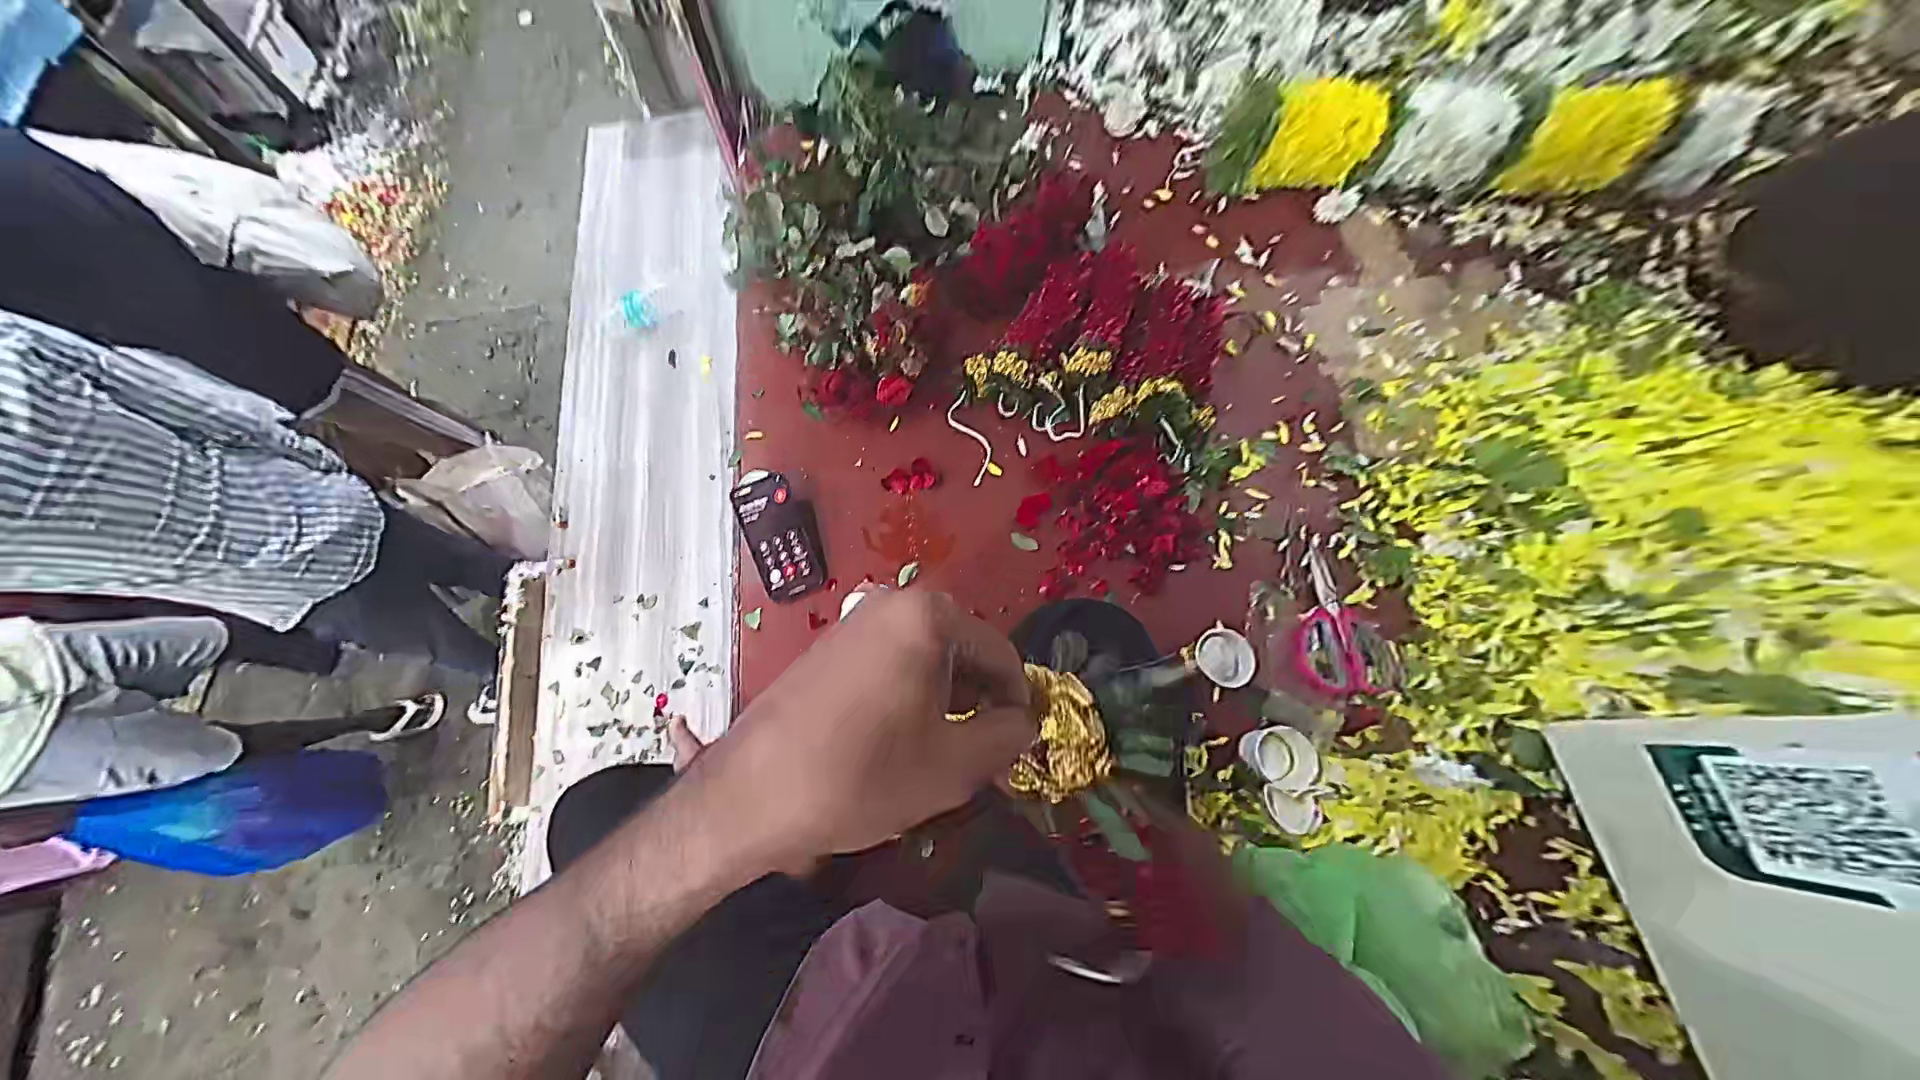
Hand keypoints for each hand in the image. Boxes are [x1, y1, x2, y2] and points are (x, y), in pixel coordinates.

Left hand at [678, 590, 1033, 872]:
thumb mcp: (954, 765)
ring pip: (927, 660)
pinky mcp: (830, 646)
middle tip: (979, 760)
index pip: (1002, 656)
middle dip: (978, 705)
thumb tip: (1025, 722)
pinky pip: (891, 663)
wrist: (749, 794)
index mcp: (928, 615)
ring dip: (945, 704)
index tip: (1015, 749)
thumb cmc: (862, 774)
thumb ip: (1007, 736)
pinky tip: (897, 742)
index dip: (1017, 705)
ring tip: (937, 756)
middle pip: (963, 653)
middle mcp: (892, 602)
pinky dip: (909, 697)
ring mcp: (855, 620)